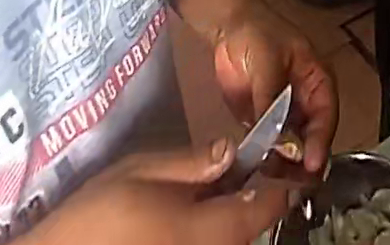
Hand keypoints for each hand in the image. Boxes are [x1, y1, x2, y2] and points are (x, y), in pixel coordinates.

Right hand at [20, 140, 295, 244]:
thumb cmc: (95, 212)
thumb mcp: (141, 169)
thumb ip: (190, 164)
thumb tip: (231, 153)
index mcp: (195, 229)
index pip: (254, 214)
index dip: (279, 196)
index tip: (294, 178)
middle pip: (244, 235)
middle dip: (258, 210)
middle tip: (262, 181)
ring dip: (237, 223)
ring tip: (232, 194)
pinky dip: (214, 233)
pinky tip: (199, 215)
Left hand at [212, 1, 337, 172]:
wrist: (228, 26)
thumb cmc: (256, 32)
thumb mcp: (268, 60)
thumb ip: (272, 97)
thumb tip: (276, 136)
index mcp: (316, 78)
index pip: (327, 113)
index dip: (321, 140)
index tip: (312, 164)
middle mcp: (305, 98)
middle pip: (313, 135)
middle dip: (306, 160)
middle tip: (295, 184)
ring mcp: (284, 111)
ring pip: (293, 145)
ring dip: (286, 164)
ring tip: (274, 179)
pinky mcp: (263, 120)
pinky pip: (269, 145)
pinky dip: (266, 159)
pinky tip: (258, 170)